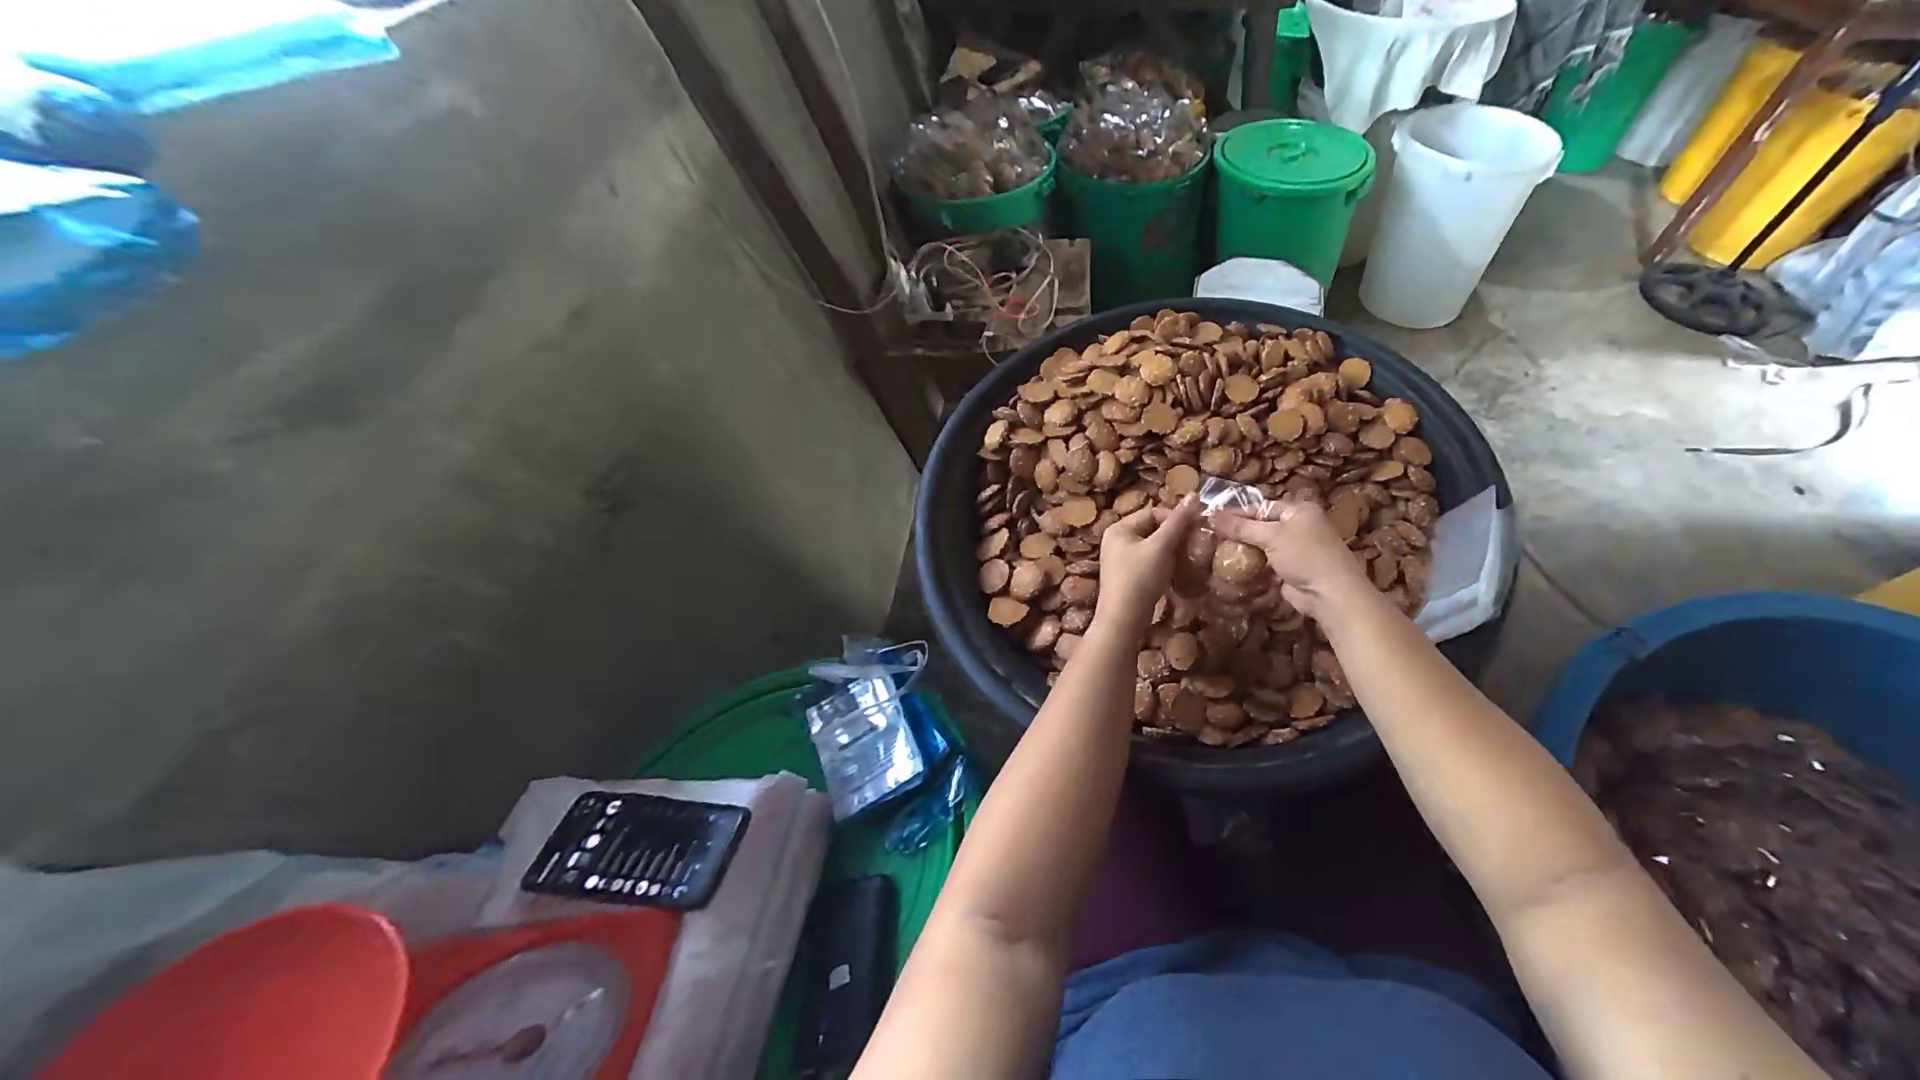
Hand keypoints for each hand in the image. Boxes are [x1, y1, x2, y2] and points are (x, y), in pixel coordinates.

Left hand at [1094, 497, 1200, 635]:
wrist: (1123, 618)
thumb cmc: (1140, 578)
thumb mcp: (1161, 547)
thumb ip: (1178, 521)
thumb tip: (1195, 495)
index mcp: (1119, 528)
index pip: (1153, 512)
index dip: (1176, 518)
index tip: (1199, 528)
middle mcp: (1117, 540)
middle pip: (1153, 529)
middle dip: (1175, 535)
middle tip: (1197, 543)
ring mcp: (1121, 559)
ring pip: (1153, 546)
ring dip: (1172, 550)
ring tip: (1190, 556)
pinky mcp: (1128, 575)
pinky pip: (1150, 561)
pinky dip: (1165, 563)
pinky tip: (1178, 570)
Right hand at [1209, 500, 1376, 620]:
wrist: (1330, 594)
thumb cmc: (1305, 556)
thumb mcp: (1271, 536)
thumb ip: (1240, 527)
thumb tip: (1210, 515)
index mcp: (1298, 510)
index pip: (1260, 507)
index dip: (1236, 513)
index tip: (1210, 519)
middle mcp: (1297, 526)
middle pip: (1259, 526)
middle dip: (1237, 532)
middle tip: (1210, 537)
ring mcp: (1293, 549)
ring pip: (1260, 545)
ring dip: (1242, 550)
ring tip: (1215, 552)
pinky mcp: (1288, 569)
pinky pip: (1264, 562)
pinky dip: (1250, 564)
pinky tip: (1230, 567)